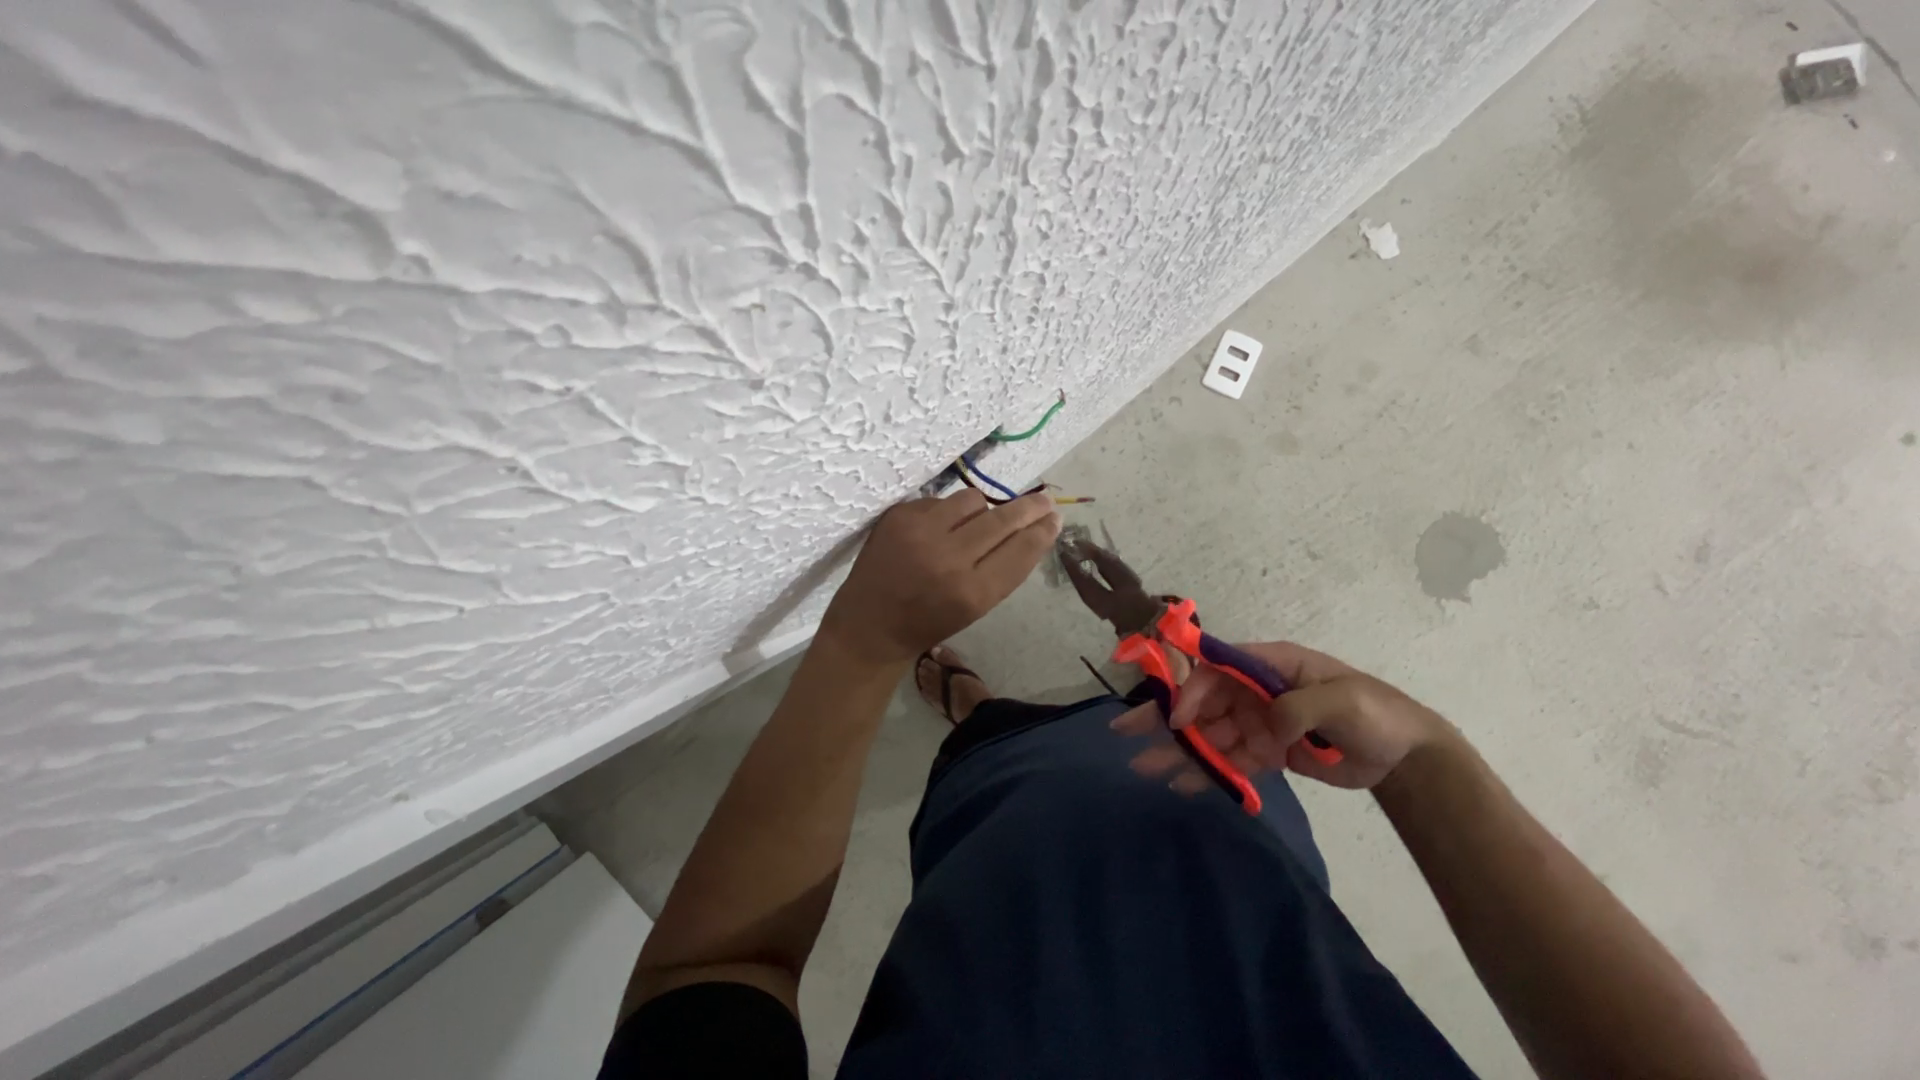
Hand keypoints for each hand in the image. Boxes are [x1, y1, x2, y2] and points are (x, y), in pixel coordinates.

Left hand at [819, 488, 1061, 665]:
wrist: (870, 625)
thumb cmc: (929, 622)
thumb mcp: (975, 608)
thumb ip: (1003, 570)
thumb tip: (1034, 527)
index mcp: (972, 593)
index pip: (1020, 550)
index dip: (1042, 530)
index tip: (1054, 517)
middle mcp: (948, 559)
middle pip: (1003, 520)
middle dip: (1030, 508)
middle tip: (1043, 501)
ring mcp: (920, 533)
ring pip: (973, 500)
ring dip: (982, 510)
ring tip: (976, 525)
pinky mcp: (899, 516)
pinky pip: (940, 501)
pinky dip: (947, 513)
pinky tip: (938, 532)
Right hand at [1118, 641, 1456, 789]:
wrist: (1405, 755)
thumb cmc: (1375, 713)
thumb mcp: (1340, 701)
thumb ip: (1297, 709)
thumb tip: (1262, 728)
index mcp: (1271, 665)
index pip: (1217, 669)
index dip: (1191, 690)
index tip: (1176, 719)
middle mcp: (1256, 690)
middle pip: (1201, 702)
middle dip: (1163, 716)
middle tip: (1123, 730)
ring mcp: (1259, 722)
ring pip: (1209, 735)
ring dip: (1178, 751)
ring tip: (1142, 767)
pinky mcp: (1267, 753)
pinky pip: (1230, 761)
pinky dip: (1206, 773)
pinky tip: (1179, 784)